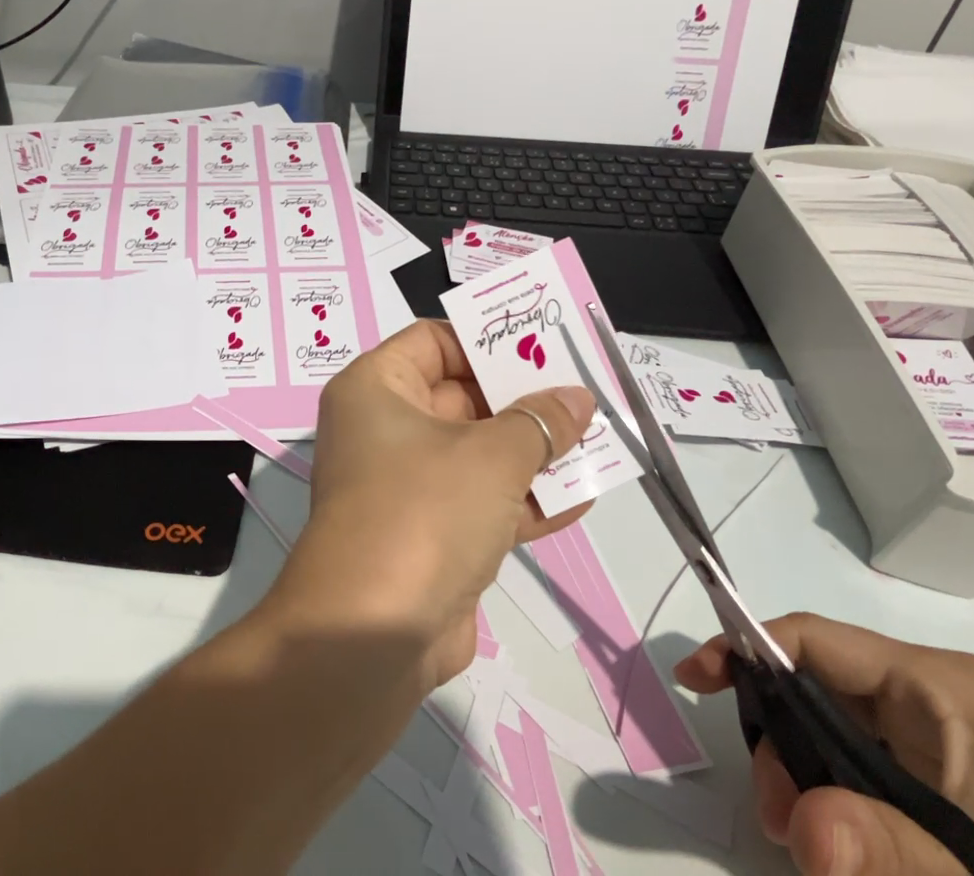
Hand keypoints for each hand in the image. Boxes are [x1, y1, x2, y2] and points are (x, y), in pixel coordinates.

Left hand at [261, 320, 597, 688]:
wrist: (373, 634)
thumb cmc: (424, 511)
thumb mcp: (491, 455)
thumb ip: (539, 421)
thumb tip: (575, 397)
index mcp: (375, 391)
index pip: (433, 342)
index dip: (488, 340)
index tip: (545, 344)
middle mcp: (384, 433)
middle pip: (461, 397)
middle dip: (524, 400)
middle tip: (587, 394)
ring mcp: (406, 488)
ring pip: (478, 455)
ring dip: (535, 453)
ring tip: (600, 440)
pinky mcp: (429, 538)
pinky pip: (483, 505)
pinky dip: (526, 502)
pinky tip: (585, 496)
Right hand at [675, 613, 973, 875]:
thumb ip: (891, 851)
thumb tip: (797, 824)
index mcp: (938, 687)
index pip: (812, 639)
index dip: (744, 651)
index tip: (693, 682)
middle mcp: (939, 699)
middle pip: (817, 694)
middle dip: (783, 750)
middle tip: (783, 825)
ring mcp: (952, 741)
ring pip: (842, 741)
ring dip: (815, 787)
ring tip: (825, 852)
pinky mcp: (964, 783)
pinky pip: (877, 775)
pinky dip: (852, 807)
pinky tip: (860, 850)